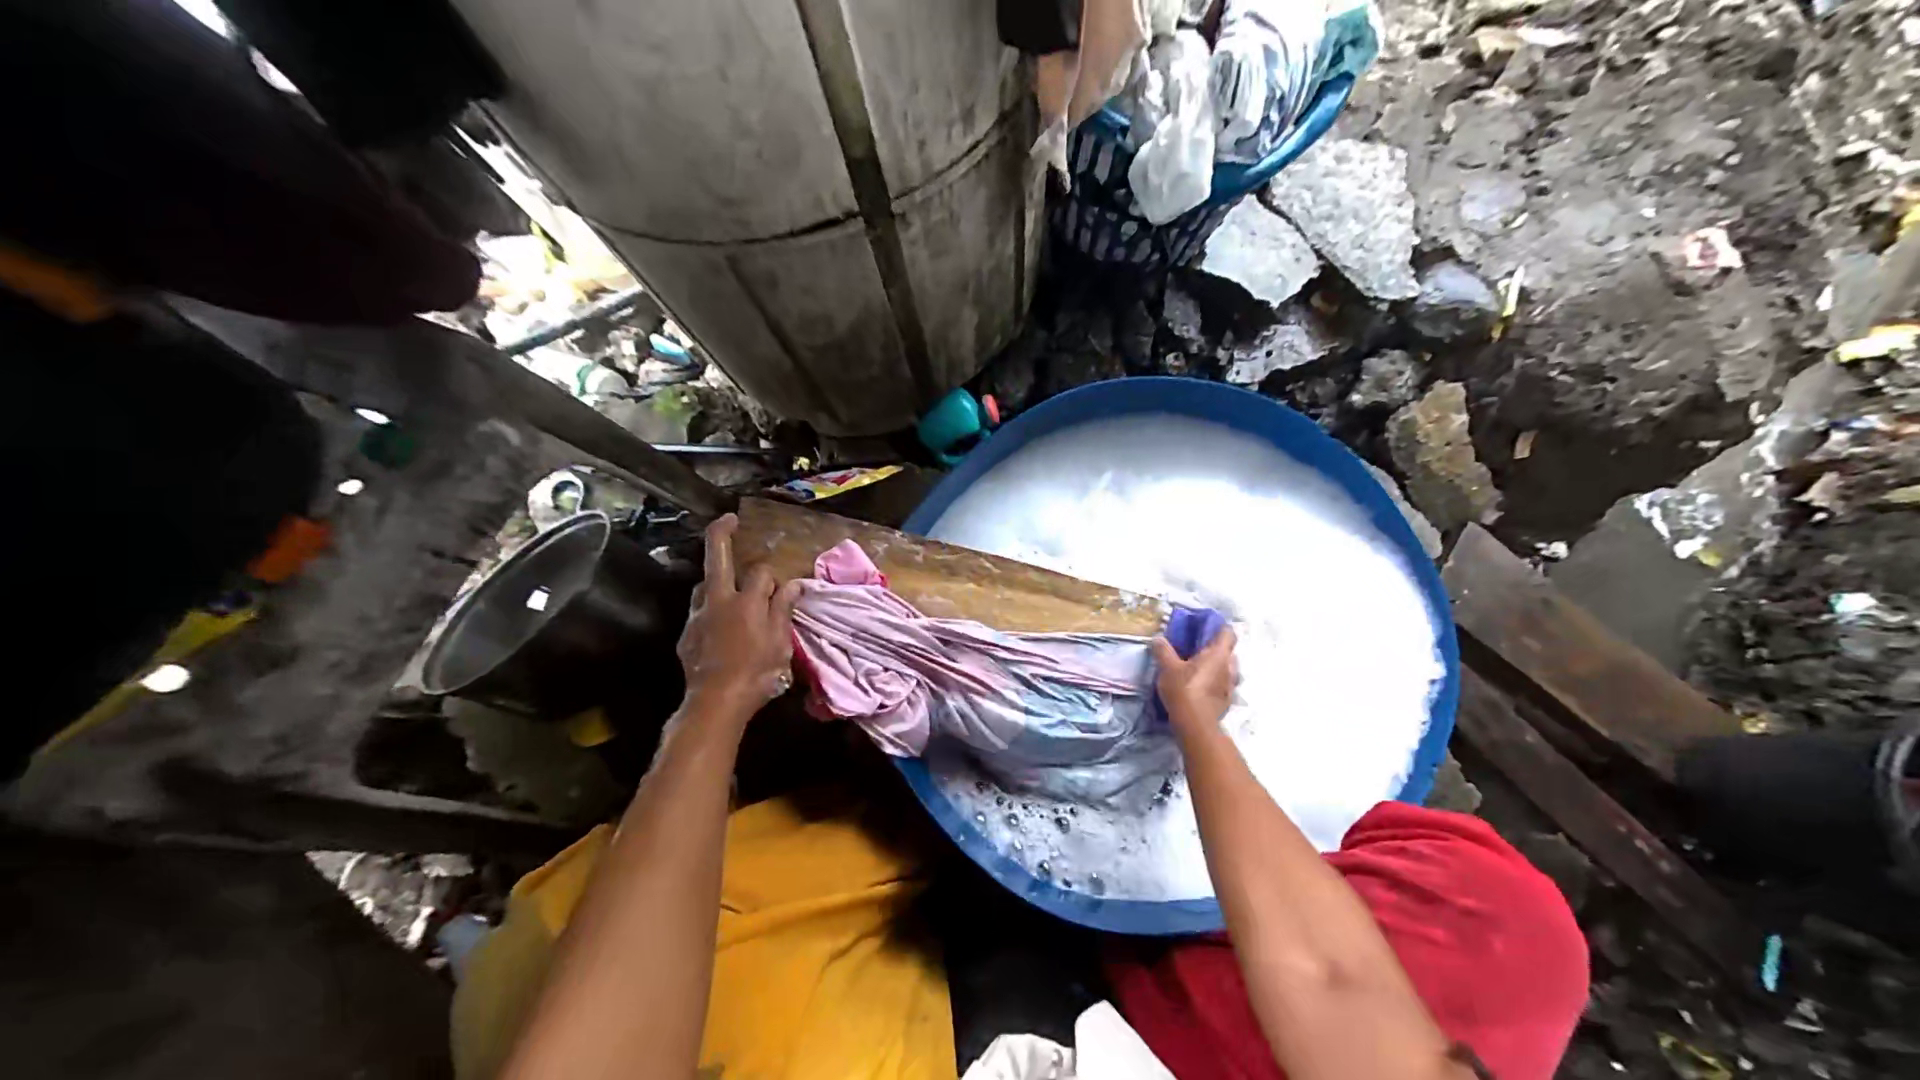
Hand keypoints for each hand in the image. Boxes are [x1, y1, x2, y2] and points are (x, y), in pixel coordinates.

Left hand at [676, 514, 802, 723]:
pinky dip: (709, 609)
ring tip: (728, 587)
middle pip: (717, 558)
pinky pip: (698, 611)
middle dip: (722, 533)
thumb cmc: (756, 673)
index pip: (761, 573)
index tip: (780, 589)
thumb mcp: (780, 643)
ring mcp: (697, 616)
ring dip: (716, 579)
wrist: (715, 702)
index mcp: (746, 601)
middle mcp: (718, 600)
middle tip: (728, 519)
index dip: (773, 577)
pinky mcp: (686, 634)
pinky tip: (719, 624)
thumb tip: (792, 585)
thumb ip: (783, 610)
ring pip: (703, 585)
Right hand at [1151, 627, 1237, 732]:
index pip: (1227, 633)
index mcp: (1219, 654)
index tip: (1204, 628)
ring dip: (1216, 666)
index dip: (1218, 627)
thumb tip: (1158, 638)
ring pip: (1226, 668)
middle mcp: (1229, 667)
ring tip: (1198, 668)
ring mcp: (1231, 685)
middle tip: (1196, 649)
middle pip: (1228, 651)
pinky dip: (1214, 682)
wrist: (1195, 724)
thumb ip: (1163, 650)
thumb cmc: (1184, 689)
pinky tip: (1200, 686)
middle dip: (1215, 648)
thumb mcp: (1167, 667)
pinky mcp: (1227, 700)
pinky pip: (1223, 684)